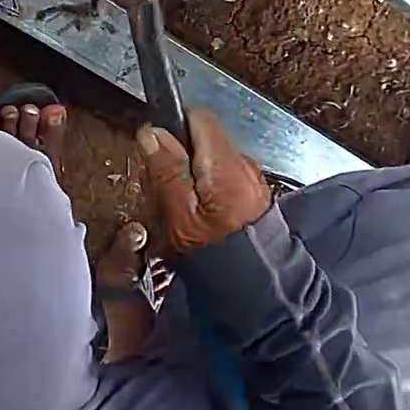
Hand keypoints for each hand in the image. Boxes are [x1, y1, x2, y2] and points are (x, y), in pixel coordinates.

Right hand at [136, 110, 270, 255]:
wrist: (258, 291)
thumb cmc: (217, 257)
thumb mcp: (180, 216)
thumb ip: (167, 171)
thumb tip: (151, 133)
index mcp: (225, 164)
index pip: (199, 117)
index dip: (174, 127)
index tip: (158, 150)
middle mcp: (244, 164)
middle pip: (205, 139)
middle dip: (181, 155)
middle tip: (167, 189)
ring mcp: (252, 180)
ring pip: (213, 159)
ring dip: (194, 174)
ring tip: (184, 207)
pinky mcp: (254, 195)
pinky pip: (225, 177)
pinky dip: (209, 188)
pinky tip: (203, 216)